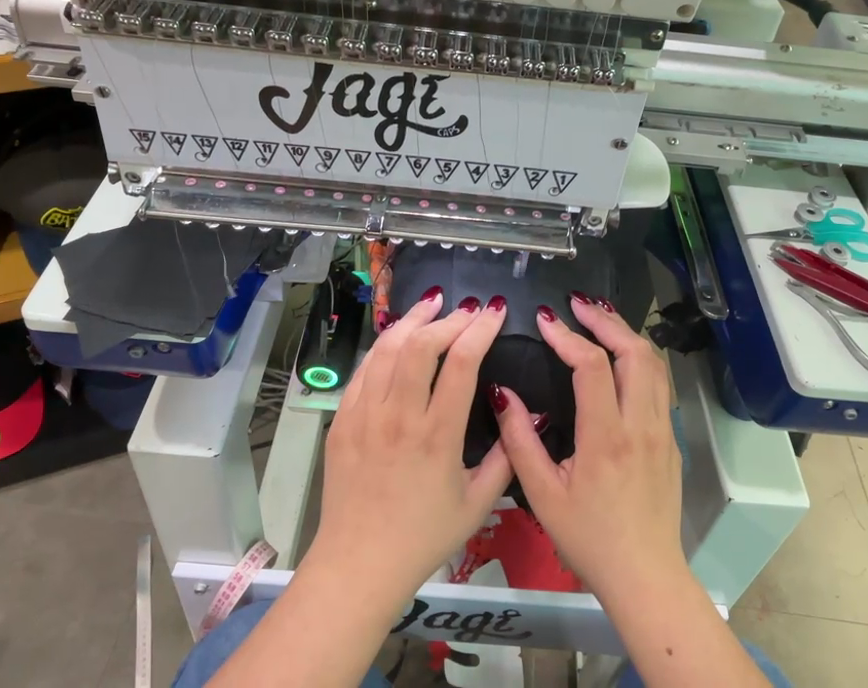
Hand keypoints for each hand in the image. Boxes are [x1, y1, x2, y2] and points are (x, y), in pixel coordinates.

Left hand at [303, 287, 513, 600]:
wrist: (359, 562)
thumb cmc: (424, 536)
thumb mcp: (478, 505)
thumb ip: (505, 459)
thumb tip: (525, 417)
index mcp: (437, 435)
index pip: (462, 363)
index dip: (480, 329)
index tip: (494, 311)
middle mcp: (399, 416)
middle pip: (421, 345)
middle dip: (448, 318)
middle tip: (466, 307)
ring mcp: (365, 415)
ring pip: (387, 349)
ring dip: (412, 321)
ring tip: (431, 304)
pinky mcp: (342, 420)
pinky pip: (363, 370)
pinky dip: (383, 347)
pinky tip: (396, 339)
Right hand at [490, 294, 686, 598]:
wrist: (645, 574)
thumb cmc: (588, 538)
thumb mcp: (543, 495)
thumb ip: (520, 441)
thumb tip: (501, 393)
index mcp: (606, 437)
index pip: (592, 366)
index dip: (568, 336)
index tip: (545, 320)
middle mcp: (640, 425)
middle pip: (635, 352)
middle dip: (606, 321)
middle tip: (577, 305)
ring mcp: (662, 431)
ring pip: (655, 364)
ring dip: (628, 334)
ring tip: (599, 319)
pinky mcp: (671, 441)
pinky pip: (660, 385)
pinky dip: (640, 358)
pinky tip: (621, 357)